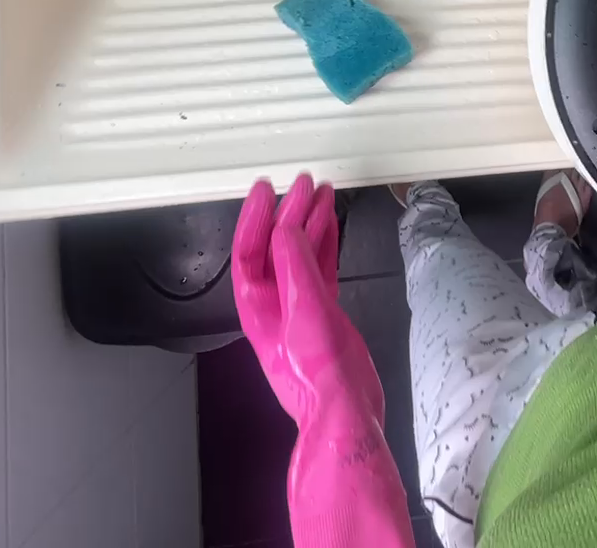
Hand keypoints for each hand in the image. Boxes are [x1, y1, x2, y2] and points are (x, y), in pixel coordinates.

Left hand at [233, 175, 410, 546]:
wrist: (345, 412)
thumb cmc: (321, 374)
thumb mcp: (306, 314)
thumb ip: (296, 269)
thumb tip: (285, 229)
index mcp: (259, 306)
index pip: (250, 250)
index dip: (257, 217)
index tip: (270, 188)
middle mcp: (274, 304)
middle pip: (275, 247)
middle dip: (288, 213)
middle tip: (304, 184)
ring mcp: (299, 307)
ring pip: (299, 254)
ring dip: (309, 223)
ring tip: (322, 194)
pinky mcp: (322, 313)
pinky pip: (320, 267)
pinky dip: (325, 243)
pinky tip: (333, 225)